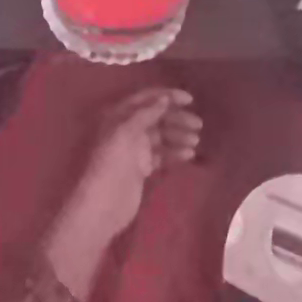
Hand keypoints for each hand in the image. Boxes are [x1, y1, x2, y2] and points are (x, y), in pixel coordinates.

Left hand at [44, 88, 201, 294]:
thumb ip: (145, 114)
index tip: (190, 99)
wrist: (103, 205)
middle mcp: (128, 128)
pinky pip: (161, 154)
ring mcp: (135, 148)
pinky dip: (175, 152)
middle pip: (156, 116)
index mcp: (119, 115)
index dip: (168, 96)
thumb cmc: (112, 163)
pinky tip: (189, 155)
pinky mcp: (142, 167)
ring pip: (161, 135)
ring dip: (178, 135)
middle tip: (198, 125)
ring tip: (195, 141)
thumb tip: (165, 98)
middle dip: (177, 117)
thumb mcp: (126, 133)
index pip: (146, 98)